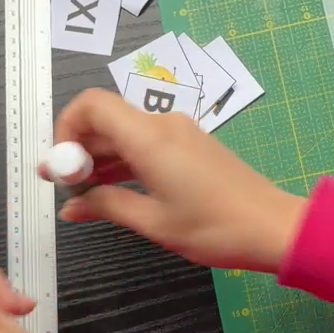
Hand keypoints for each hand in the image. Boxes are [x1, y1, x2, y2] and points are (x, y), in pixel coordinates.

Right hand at [48, 89, 307, 272]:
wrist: (273, 227)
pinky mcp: (192, 146)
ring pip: (126, 132)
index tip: (60, 165)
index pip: (91, 104)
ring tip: (84, 195)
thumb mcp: (153, 221)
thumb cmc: (214, 227)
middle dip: (79, 148)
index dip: (66, 127)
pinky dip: (125, 161)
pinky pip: (147, 143)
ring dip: (101, 158)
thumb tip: (70, 208)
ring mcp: (180, 134)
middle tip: (62, 186)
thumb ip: (106, 207)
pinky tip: (114, 191)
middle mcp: (163, 125)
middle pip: (106, 118)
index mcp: (149, 137)